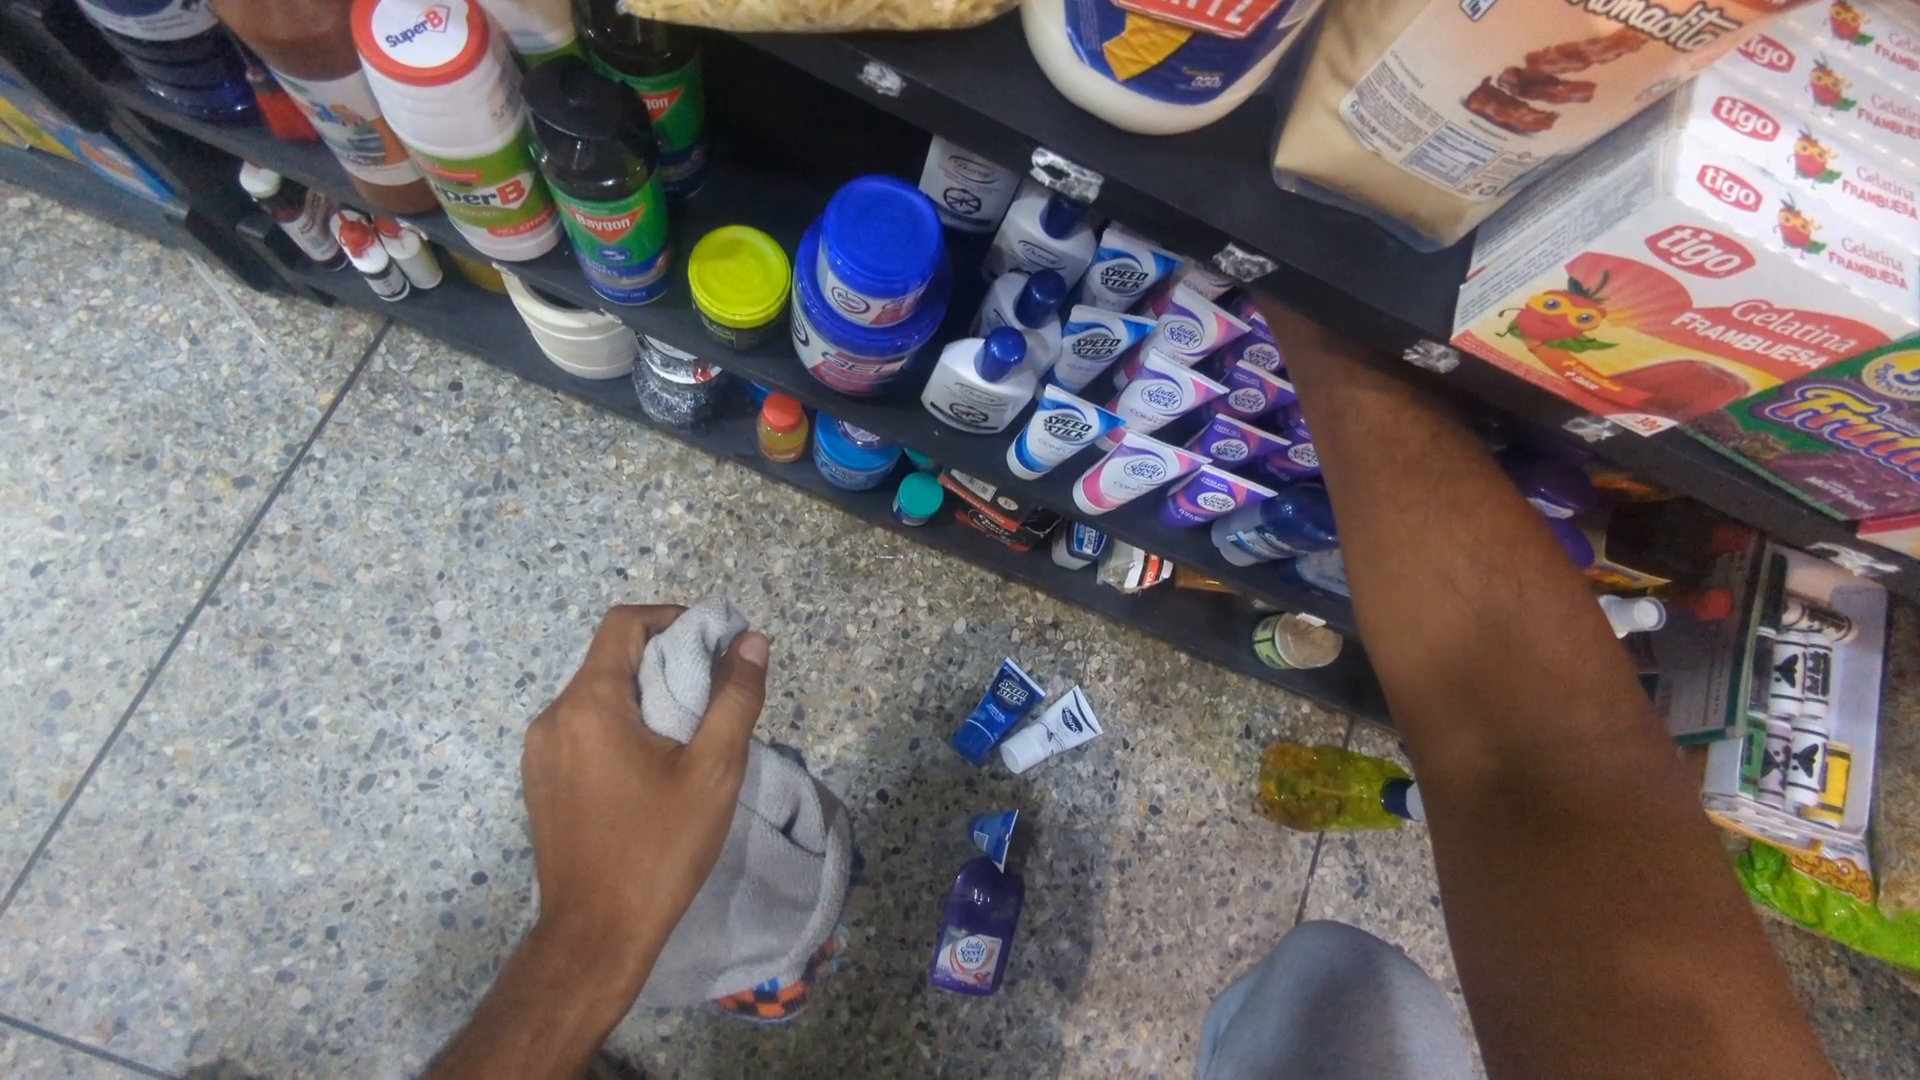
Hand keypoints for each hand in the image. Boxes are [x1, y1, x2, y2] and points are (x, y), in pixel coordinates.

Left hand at [521, 604, 769, 976]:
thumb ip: (736, 697)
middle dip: (668, 658)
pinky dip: (625, 722)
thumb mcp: (714, 769)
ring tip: (692, 728)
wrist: (596, 936)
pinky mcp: (543, 780)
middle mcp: (553, 718)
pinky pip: (587, 726)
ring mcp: (541, 752)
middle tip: (715, 689)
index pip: (624, 624)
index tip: (715, 644)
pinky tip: (657, 761)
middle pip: (612, 657)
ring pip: (600, 693)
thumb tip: (752, 642)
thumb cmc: (659, 847)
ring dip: (648, 692)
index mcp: (589, 705)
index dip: (673, 619)